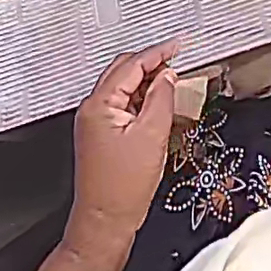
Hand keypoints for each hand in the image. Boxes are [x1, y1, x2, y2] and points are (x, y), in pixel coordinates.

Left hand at [68, 41, 179, 249]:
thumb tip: (168, 75)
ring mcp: (95, 121)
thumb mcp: (152, 134)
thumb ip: (162, 97)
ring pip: (124, 86)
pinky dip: (141, 98)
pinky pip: (123, 103)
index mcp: (100, 104)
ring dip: (147, 80)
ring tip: (172, 84)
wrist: (104, 225)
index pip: (132, 65)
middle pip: (124, 70)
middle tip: (177, 63)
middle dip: (151, 63)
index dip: (158, 52)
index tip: (178, 45)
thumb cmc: (124, 187)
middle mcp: (92, 108)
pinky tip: (158, 104)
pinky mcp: (101, 133)